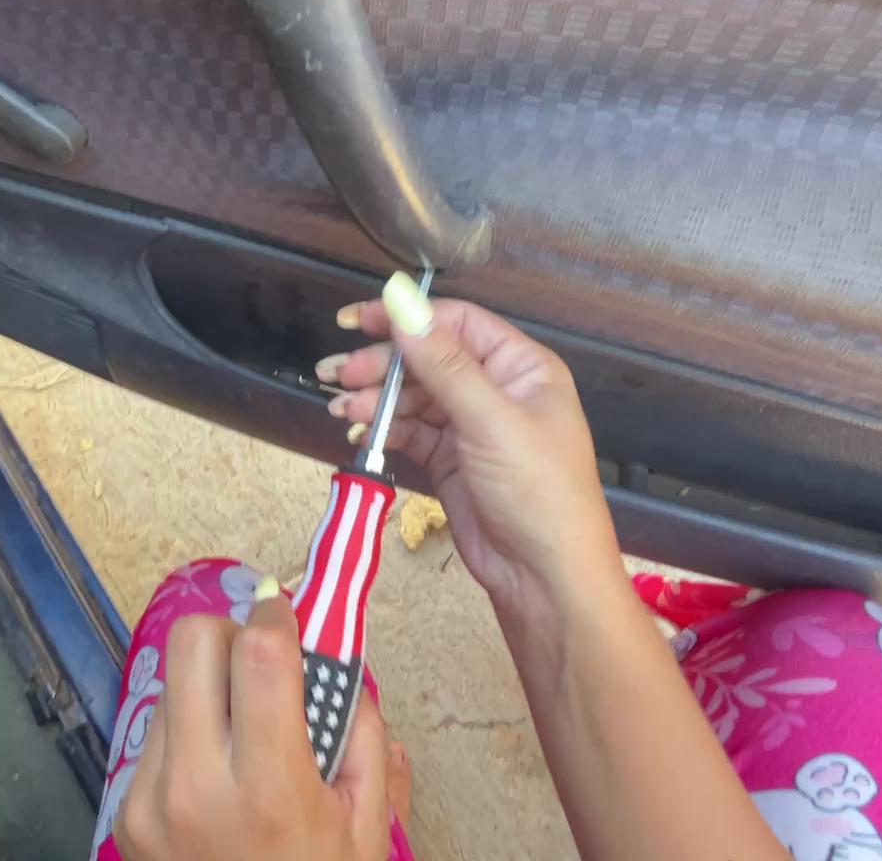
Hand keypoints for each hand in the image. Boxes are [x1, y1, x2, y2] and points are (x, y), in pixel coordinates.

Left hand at [113, 590, 392, 860]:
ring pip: (171, 680)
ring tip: (238, 726)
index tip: (286, 607)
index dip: (276, 612)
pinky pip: (156, 728)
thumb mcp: (365, 824)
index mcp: (268, 788)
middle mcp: (194, 785)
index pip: (259, 655)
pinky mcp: (122, 814)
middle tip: (257, 661)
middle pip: (191, 640)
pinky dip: (188, 725)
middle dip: (230, 632)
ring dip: (208, 682)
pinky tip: (213, 766)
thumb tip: (335, 654)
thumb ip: (362, 731)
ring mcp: (147, 799)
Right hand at [317, 275, 621, 608]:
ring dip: (374, 398)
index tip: (356, 320)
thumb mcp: (490, 420)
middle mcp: (493, 387)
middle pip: (425, 358)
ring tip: (341, 409)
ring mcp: (468, 423)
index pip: (454, 323)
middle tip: (337, 374)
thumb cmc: (537, 491)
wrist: (543, 577)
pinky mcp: (447, 457)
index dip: (405, 318)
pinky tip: (360, 432)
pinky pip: (408, 430)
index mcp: (518, 366)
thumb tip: (402, 303)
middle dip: (380, 364)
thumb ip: (443, 363)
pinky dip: (383, 428)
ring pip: (411, 395)